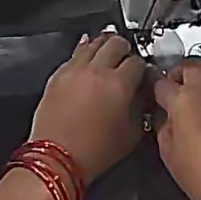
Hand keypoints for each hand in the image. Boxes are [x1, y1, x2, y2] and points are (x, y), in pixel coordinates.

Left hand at [30, 32, 147, 182]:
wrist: (57, 156)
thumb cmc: (95, 151)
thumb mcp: (131, 133)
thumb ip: (140, 107)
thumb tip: (141, 94)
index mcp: (119, 84)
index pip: (137, 62)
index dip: (142, 67)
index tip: (142, 73)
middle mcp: (96, 71)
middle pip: (115, 43)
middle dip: (125, 48)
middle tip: (127, 57)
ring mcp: (74, 70)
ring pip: (93, 43)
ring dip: (104, 45)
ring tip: (108, 52)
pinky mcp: (58, 75)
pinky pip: (74, 54)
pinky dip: (84, 51)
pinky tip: (87, 53)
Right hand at [152, 58, 200, 199]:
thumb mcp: (167, 152)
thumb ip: (161, 126)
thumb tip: (162, 119)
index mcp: (184, 97)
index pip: (160, 80)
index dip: (151, 84)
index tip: (148, 91)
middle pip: (190, 66)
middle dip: (176, 74)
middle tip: (167, 91)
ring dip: (195, 90)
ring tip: (185, 115)